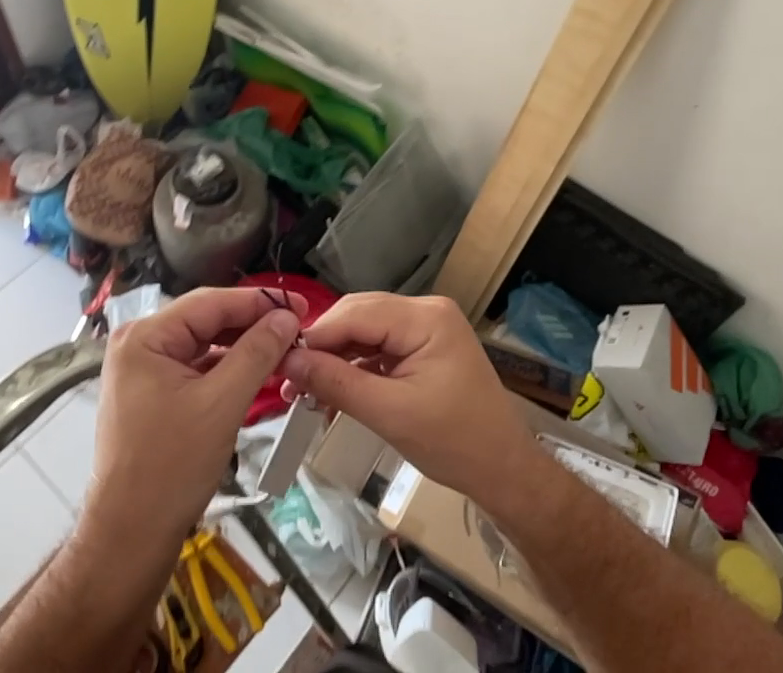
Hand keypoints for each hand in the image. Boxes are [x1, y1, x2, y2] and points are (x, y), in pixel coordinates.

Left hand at [87, 287, 305, 540]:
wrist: (131, 531)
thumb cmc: (172, 465)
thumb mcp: (222, 403)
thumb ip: (256, 352)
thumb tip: (286, 317)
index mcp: (145, 336)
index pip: (210, 303)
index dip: (259, 302)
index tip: (301, 306)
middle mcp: (139, 343)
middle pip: (206, 320)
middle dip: (252, 324)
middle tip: (298, 329)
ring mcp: (142, 369)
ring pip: (203, 344)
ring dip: (242, 346)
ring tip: (285, 349)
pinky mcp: (151, 393)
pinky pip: (196, 367)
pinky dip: (226, 368)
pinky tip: (256, 372)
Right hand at [280, 293, 537, 506]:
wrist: (503, 471)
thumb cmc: (454, 443)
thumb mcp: (389, 414)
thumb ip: (337, 382)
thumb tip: (288, 361)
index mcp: (425, 318)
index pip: (355, 314)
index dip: (315, 337)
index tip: (279, 365)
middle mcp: (425, 311)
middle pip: (357, 317)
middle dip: (322, 348)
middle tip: (289, 382)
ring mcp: (426, 328)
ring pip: (363, 332)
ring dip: (334, 360)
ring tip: (303, 392)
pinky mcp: (422, 348)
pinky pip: (377, 348)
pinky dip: (354, 369)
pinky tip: (331, 392)